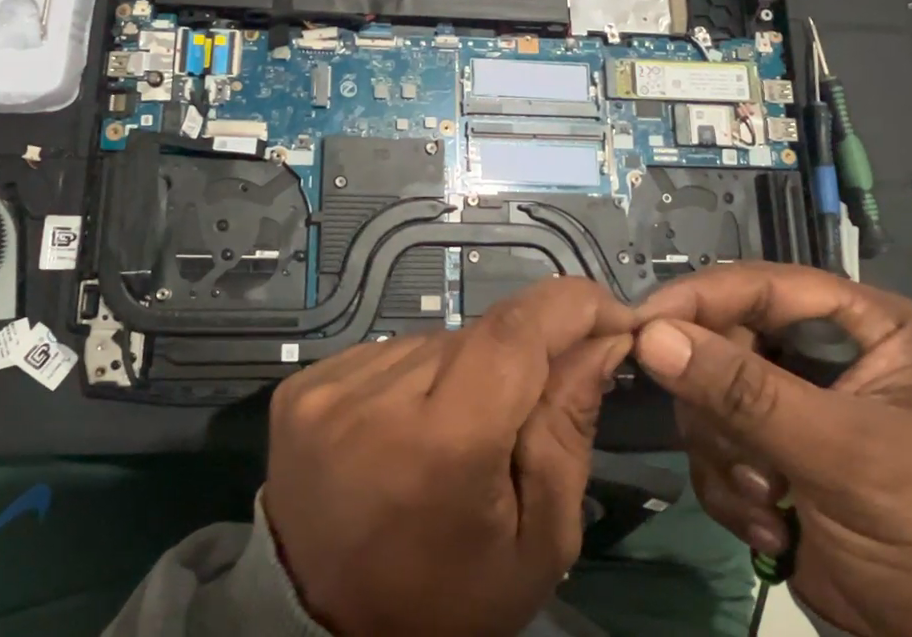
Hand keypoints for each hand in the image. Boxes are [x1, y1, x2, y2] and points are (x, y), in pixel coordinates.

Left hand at [265, 278, 634, 636]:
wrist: (322, 624)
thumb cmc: (446, 598)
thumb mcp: (538, 540)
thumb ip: (568, 430)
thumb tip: (602, 340)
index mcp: (443, 443)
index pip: (515, 331)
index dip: (570, 306)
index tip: (609, 315)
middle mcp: (375, 398)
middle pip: (476, 336)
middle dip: (519, 359)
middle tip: (525, 414)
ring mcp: (329, 387)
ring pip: (432, 342)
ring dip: (462, 370)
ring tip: (456, 434)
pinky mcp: (301, 386)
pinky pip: (386, 353)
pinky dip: (414, 377)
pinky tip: (408, 428)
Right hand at [634, 264, 911, 636]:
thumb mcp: (849, 456)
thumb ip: (747, 394)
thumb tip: (649, 335)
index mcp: (864, 328)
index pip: (762, 286)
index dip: (698, 300)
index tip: (639, 329)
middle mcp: (824, 358)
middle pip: (722, 344)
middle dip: (721, 409)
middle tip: (745, 458)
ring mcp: (795, 412)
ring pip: (708, 402)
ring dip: (727, 458)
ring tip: (772, 503)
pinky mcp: (773, 463)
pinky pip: (713, 455)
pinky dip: (730, 493)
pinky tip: (774, 530)